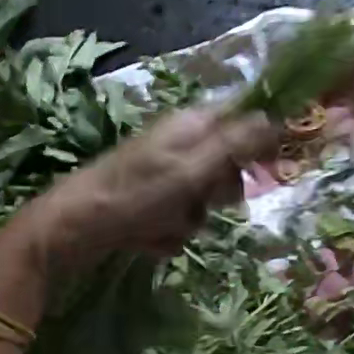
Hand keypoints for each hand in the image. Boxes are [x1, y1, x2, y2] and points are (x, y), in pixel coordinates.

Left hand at [0, 103, 276, 280]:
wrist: (77, 228)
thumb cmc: (137, 194)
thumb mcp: (193, 168)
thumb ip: (237, 144)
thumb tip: (277, 118)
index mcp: (192, 125)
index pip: (244, 120)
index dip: (260, 143)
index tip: (267, 169)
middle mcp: (181, 145)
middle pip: (229, 167)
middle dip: (220, 193)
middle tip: (205, 200)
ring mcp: (166, 176)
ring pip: (206, 200)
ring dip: (193, 218)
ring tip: (166, 223)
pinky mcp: (153, 204)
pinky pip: (182, 220)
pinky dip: (170, 232)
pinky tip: (150, 236)